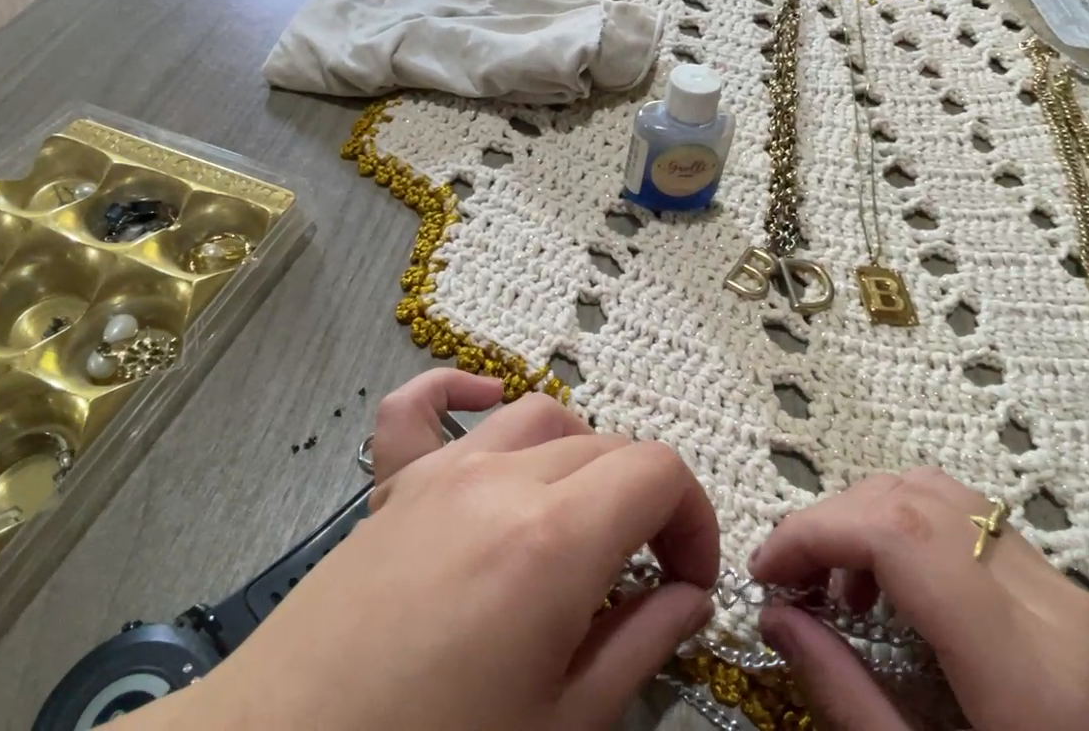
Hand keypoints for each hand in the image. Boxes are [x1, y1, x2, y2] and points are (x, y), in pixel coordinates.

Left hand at [126, 369, 719, 730]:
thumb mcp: (564, 722)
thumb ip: (642, 645)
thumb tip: (688, 597)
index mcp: (552, 539)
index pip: (658, 472)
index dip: (695, 520)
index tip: (689, 582)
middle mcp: (500, 480)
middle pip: (607, 447)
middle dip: (647, 502)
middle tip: (646, 576)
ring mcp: (439, 470)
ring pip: (540, 419)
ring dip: (583, 459)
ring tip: (582, 522)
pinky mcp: (393, 482)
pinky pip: (421, 405)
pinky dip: (461, 390)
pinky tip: (486, 401)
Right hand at [752, 468, 1088, 730]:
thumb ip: (850, 702)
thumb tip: (776, 619)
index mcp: (1032, 668)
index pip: (900, 533)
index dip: (813, 532)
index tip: (764, 575)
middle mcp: (1060, 606)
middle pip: (916, 496)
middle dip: (830, 521)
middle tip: (788, 582)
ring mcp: (1080, 596)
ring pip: (946, 496)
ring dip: (870, 519)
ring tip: (839, 590)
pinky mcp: (1083, 602)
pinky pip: (977, 528)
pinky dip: (911, 533)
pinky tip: (898, 597)